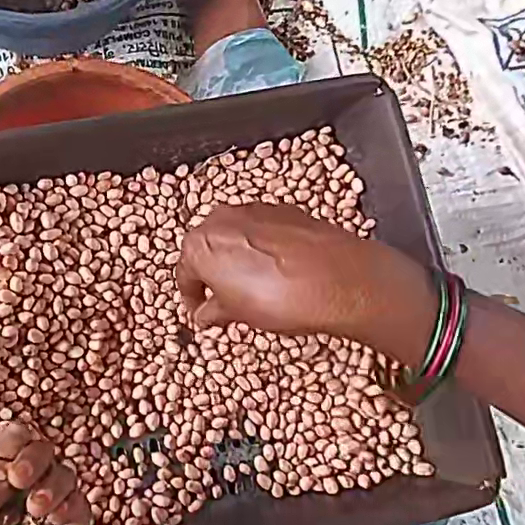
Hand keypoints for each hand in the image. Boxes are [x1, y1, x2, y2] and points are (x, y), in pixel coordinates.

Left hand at [0, 422, 90, 524]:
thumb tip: (0, 471)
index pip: (5, 452)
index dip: (12, 443)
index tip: (10, 454)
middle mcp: (16, 506)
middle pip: (39, 456)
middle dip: (34, 457)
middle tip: (19, 479)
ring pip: (64, 478)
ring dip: (53, 482)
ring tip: (35, 509)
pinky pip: (80, 513)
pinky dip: (72, 506)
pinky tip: (54, 519)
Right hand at [176, 203, 420, 339]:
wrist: (340, 281)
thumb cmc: (282, 298)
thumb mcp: (237, 313)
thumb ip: (214, 310)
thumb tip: (207, 313)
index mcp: (198, 244)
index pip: (184, 274)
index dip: (191, 298)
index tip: (200, 311)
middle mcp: (221, 219)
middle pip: (207, 250)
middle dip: (213, 275)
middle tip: (224, 301)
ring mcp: (254, 211)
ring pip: (234, 238)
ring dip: (238, 261)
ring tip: (255, 289)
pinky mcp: (283, 210)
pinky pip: (261, 231)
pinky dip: (262, 250)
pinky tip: (277, 273)